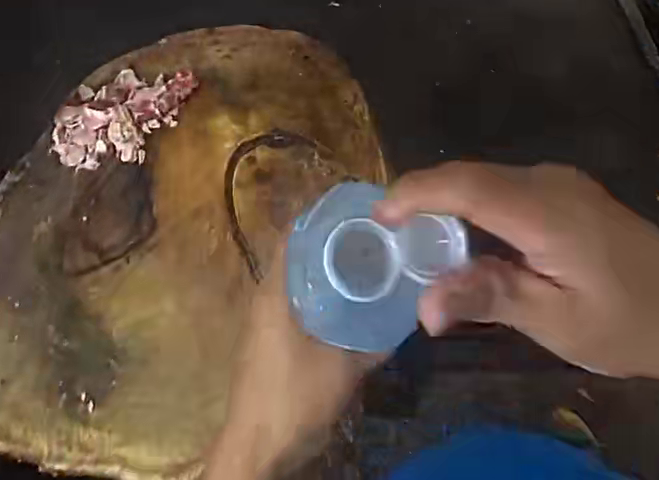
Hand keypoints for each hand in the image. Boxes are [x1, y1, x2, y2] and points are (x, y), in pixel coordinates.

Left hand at [205, 239, 384, 479]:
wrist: (255, 445)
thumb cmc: (293, 397)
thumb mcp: (342, 370)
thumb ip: (372, 344)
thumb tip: (403, 317)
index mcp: (274, 289)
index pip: (292, 234)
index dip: (319, 218)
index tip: (351, 213)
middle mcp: (264, 294)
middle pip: (295, 254)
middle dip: (327, 244)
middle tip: (365, 238)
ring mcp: (262, 316)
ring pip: (294, 278)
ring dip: (321, 270)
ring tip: (360, 264)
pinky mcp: (266, 336)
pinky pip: (292, 300)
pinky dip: (315, 294)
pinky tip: (342, 304)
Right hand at [373, 162, 658, 382]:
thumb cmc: (638, 327)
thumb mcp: (562, 325)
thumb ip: (489, 298)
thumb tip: (422, 306)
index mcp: (544, 212)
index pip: (461, 184)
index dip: (414, 192)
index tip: (379, 217)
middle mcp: (547, 181)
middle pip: (467, 175)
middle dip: (423, 197)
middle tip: (393, 234)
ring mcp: (559, 180)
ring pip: (483, 177)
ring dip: (447, 200)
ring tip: (422, 238)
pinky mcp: (566, 189)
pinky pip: (503, 184)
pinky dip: (473, 202)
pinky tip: (472, 236)